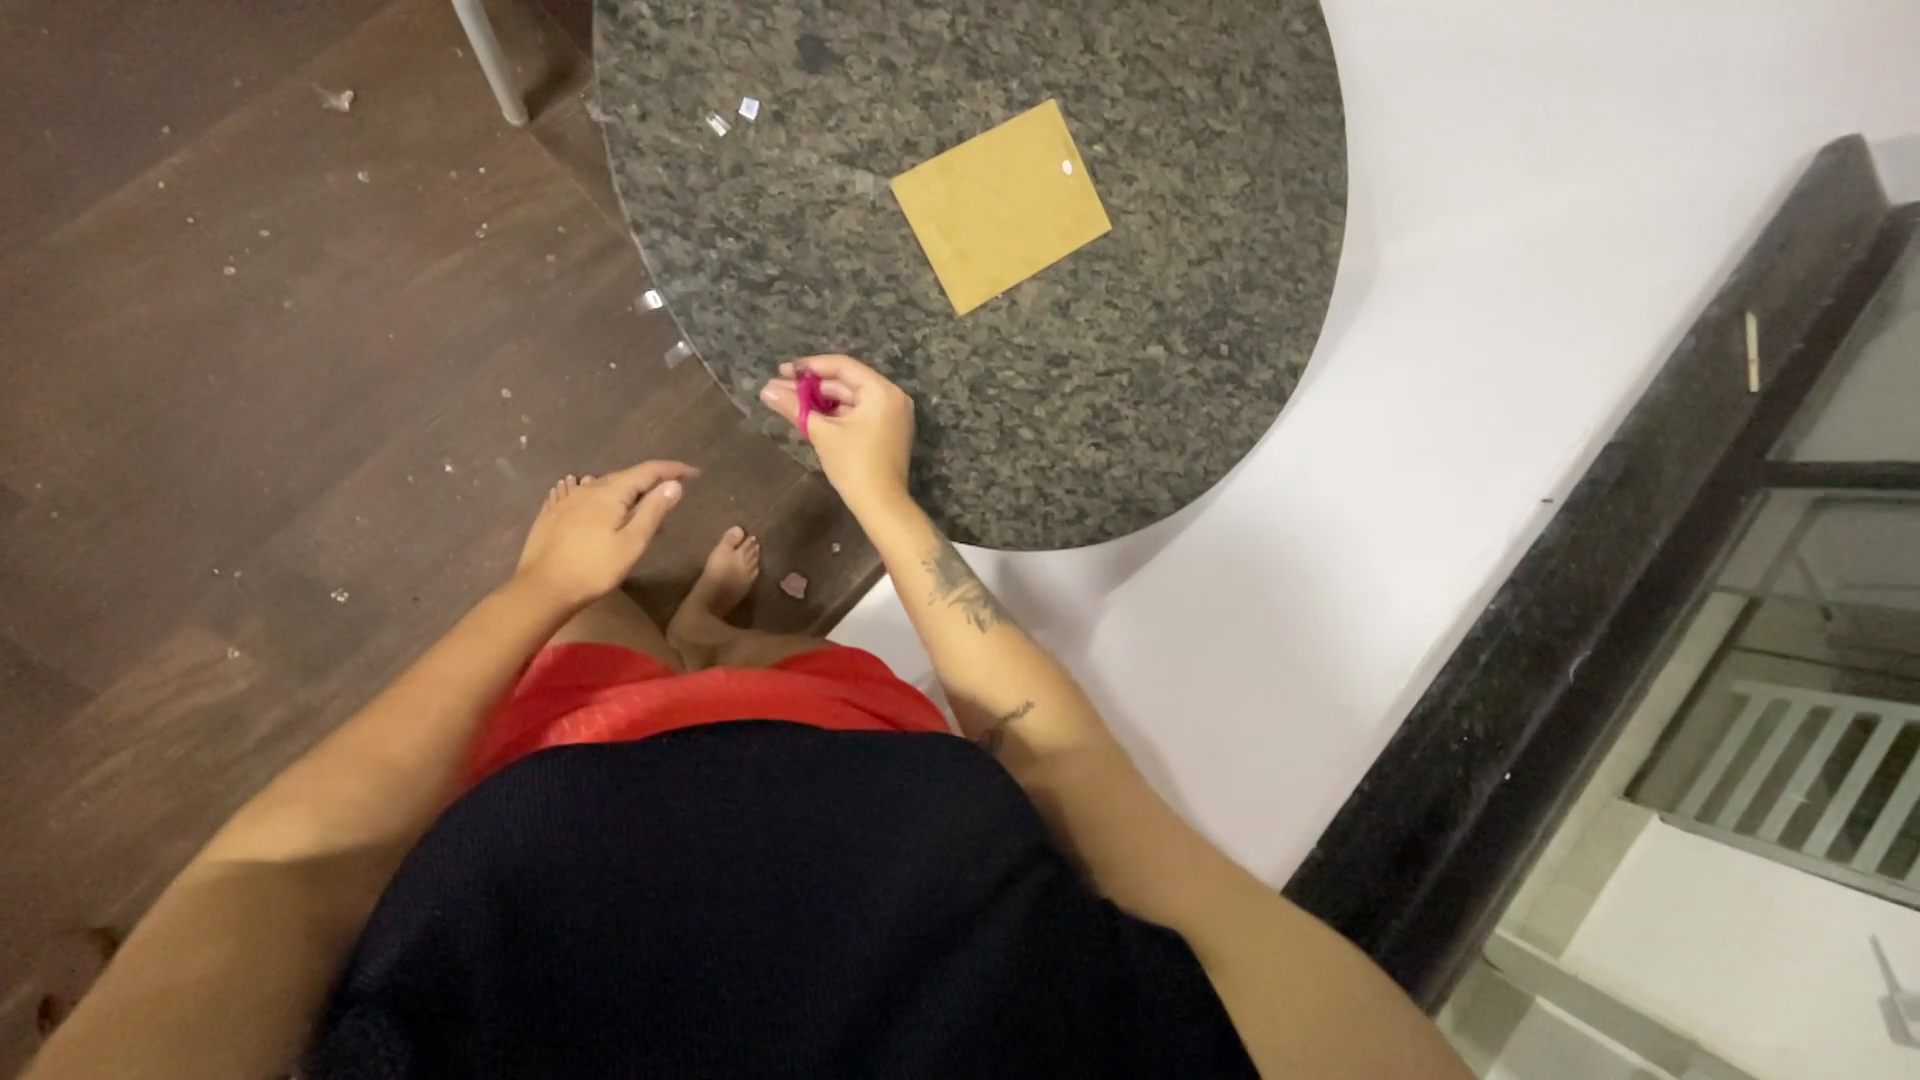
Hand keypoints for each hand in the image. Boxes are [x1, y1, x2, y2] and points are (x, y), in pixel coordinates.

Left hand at [514, 461, 696, 607]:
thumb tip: (673, 485)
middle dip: (650, 480)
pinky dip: (597, 493)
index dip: (673, 469)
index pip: (648, 471)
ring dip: (624, 489)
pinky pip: (579, 492)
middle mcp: (587, 488)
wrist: (542, 588)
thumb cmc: (594, 569)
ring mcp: (566, 499)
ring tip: (636, 503)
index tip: (694, 473)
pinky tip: (593, 497)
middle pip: (624, 476)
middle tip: (670, 493)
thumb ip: (653, 511)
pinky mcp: (552, 512)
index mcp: (610, 493)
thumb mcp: (632, 542)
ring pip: (601, 485)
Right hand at [760, 354, 913, 510]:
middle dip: (811, 386)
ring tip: (788, 402)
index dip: (809, 366)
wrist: (881, 505)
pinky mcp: (888, 431)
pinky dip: (836, 414)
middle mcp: (892, 397)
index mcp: (881, 391)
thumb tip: (765, 390)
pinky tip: (810, 415)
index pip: (842, 366)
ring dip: (821, 401)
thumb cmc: (853, 465)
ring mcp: (893, 415)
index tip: (782, 371)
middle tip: (778, 388)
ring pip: (851, 399)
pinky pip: (859, 413)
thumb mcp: (821, 432)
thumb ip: (794, 407)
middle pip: (846, 382)